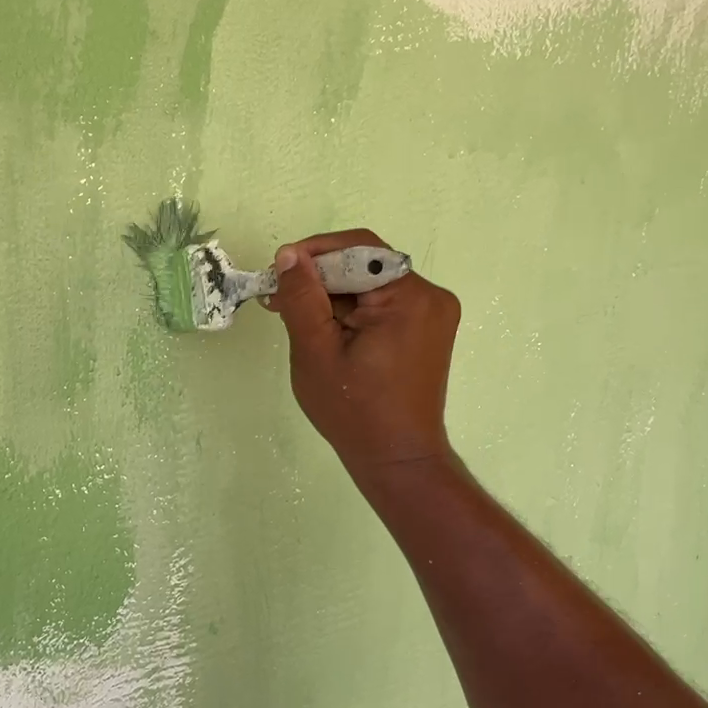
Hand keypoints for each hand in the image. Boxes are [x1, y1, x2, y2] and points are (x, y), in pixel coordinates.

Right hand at [264, 229, 460, 472]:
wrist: (396, 458)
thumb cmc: (353, 409)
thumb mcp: (315, 350)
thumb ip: (302, 297)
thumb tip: (288, 254)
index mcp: (409, 297)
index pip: (357, 249)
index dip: (313, 253)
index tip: (276, 273)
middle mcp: (429, 296)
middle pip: (364, 265)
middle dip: (319, 278)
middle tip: (278, 299)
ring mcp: (431, 313)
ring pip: (369, 284)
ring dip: (331, 295)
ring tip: (295, 317)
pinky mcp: (425, 328)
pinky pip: (381, 303)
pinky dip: (350, 310)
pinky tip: (324, 330)